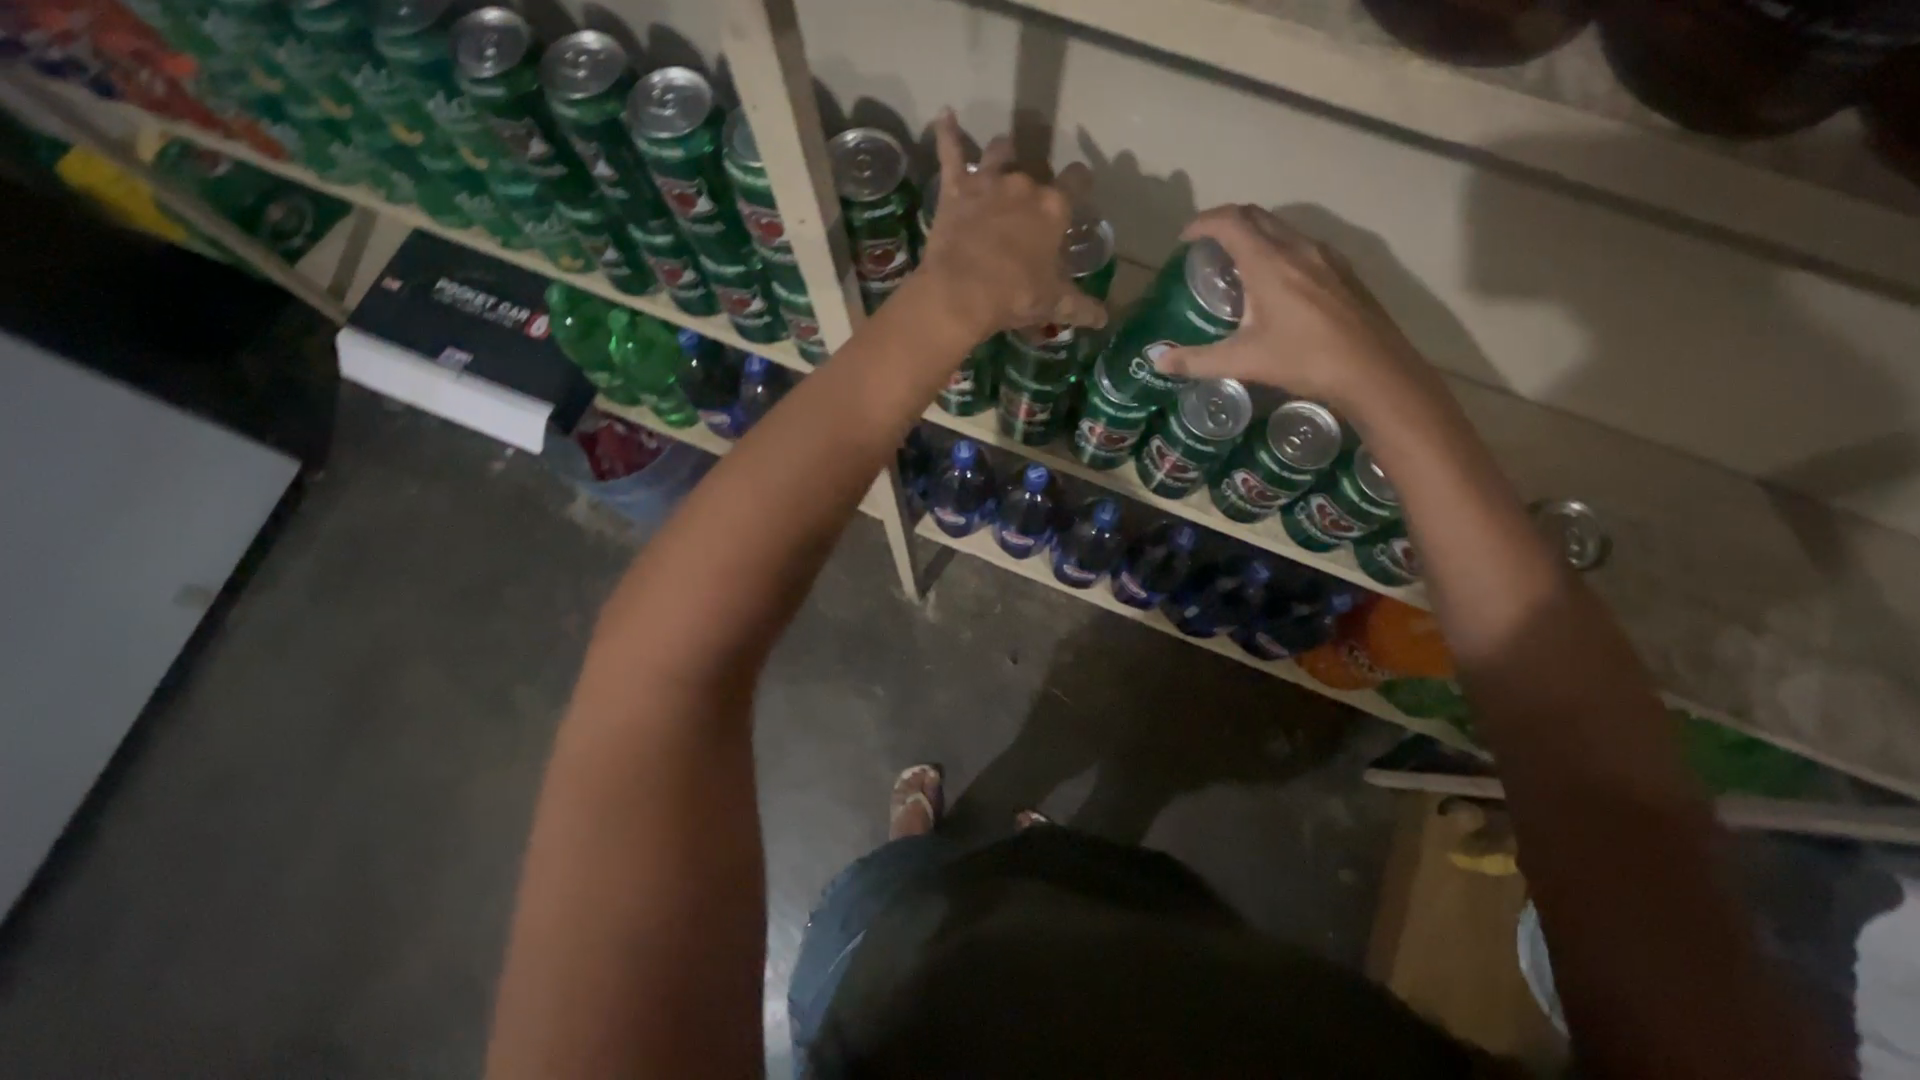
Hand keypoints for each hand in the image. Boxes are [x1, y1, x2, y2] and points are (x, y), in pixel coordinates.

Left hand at [914, 110, 1107, 339]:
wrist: (961, 293)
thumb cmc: (1015, 295)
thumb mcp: (1055, 304)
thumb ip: (1082, 307)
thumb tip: (1104, 319)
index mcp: (1054, 208)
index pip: (1077, 181)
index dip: (1081, 183)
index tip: (1081, 186)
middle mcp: (1024, 185)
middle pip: (1037, 172)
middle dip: (1037, 182)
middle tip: (1031, 201)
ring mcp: (987, 182)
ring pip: (1000, 152)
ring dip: (1003, 153)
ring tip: (1003, 156)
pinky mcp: (955, 188)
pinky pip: (951, 150)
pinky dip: (948, 131)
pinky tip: (946, 113)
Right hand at [1154, 205, 1432, 410]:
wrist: (1373, 370)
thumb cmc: (1304, 361)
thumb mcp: (1244, 362)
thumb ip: (1197, 360)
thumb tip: (1158, 361)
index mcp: (1269, 262)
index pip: (1229, 221)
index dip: (1203, 223)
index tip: (1186, 239)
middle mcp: (1297, 248)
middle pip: (1256, 216)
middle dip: (1226, 223)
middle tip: (1208, 248)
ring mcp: (1326, 256)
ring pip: (1282, 229)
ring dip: (1255, 235)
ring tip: (1239, 265)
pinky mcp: (1344, 270)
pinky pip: (1303, 245)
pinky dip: (1279, 250)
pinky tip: (1277, 284)